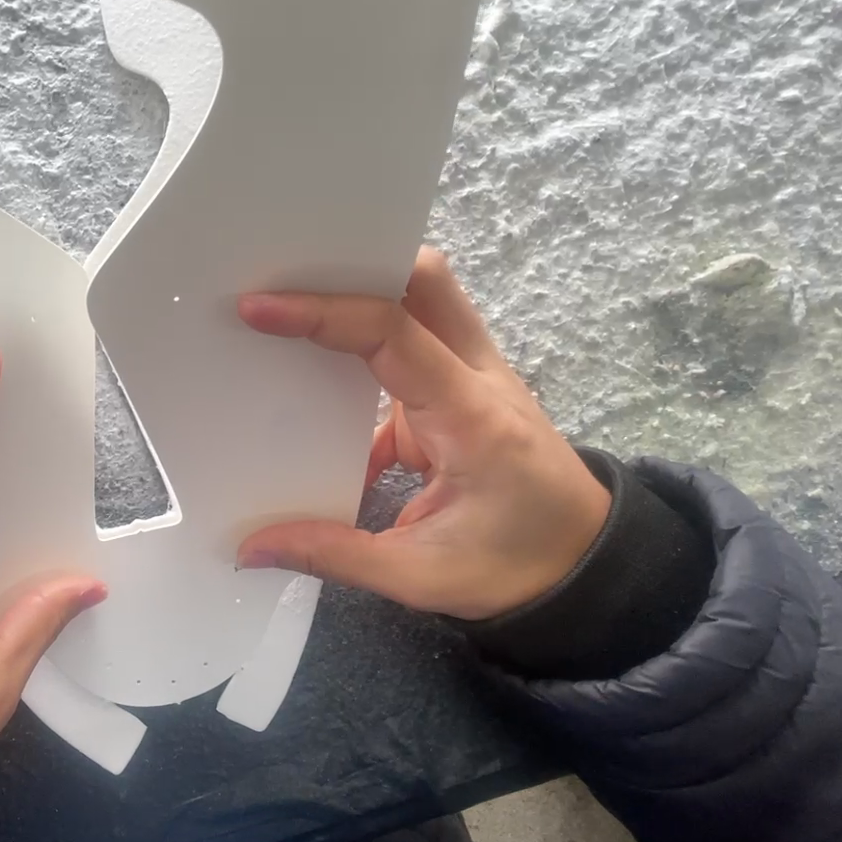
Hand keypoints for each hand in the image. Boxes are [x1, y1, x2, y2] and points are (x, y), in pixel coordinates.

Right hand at [234, 248, 610, 620]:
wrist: (589, 566)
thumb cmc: (515, 567)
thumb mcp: (419, 576)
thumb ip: (332, 555)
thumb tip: (252, 546)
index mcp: (470, 418)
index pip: (393, 334)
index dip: (323, 312)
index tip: (259, 306)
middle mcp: (478, 378)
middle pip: (426, 281)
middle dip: (356, 265)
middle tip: (289, 273)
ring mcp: (473, 376)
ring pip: (424, 296)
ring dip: (364, 289)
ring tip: (295, 299)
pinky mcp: (458, 389)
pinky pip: (411, 340)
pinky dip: (364, 337)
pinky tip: (318, 367)